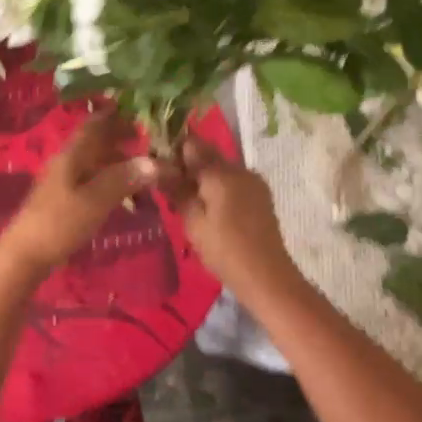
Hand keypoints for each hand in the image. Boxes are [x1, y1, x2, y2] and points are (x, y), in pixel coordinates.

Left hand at [0, 113, 155, 273]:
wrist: (26, 254)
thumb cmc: (59, 223)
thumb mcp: (95, 200)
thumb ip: (124, 179)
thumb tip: (158, 161)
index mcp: (72, 154)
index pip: (95, 124)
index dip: (116, 115)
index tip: (143, 113)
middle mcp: (68, 162)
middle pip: (97, 142)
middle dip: (123, 140)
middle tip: (153, 143)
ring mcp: (65, 181)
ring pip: (96, 163)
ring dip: (120, 163)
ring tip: (148, 172)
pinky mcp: (66, 200)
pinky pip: (93, 182)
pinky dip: (112, 183)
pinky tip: (128, 197)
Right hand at [172, 138, 300, 299]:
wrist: (268, 278)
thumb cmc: (224, 250)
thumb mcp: (192, 220)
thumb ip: (175, 188)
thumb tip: (154, 163)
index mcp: (220, 172)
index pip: (191, 144)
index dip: (172, 152)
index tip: (160, 171)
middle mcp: (239, 168)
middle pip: (207, 154)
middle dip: (187, 167)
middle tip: (171, 193)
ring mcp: (253, 181)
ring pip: (219, 169)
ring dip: (202, 179)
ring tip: (188, 206)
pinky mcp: (260, 195)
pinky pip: (232, 181)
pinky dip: (218, 189)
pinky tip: (210, 212)